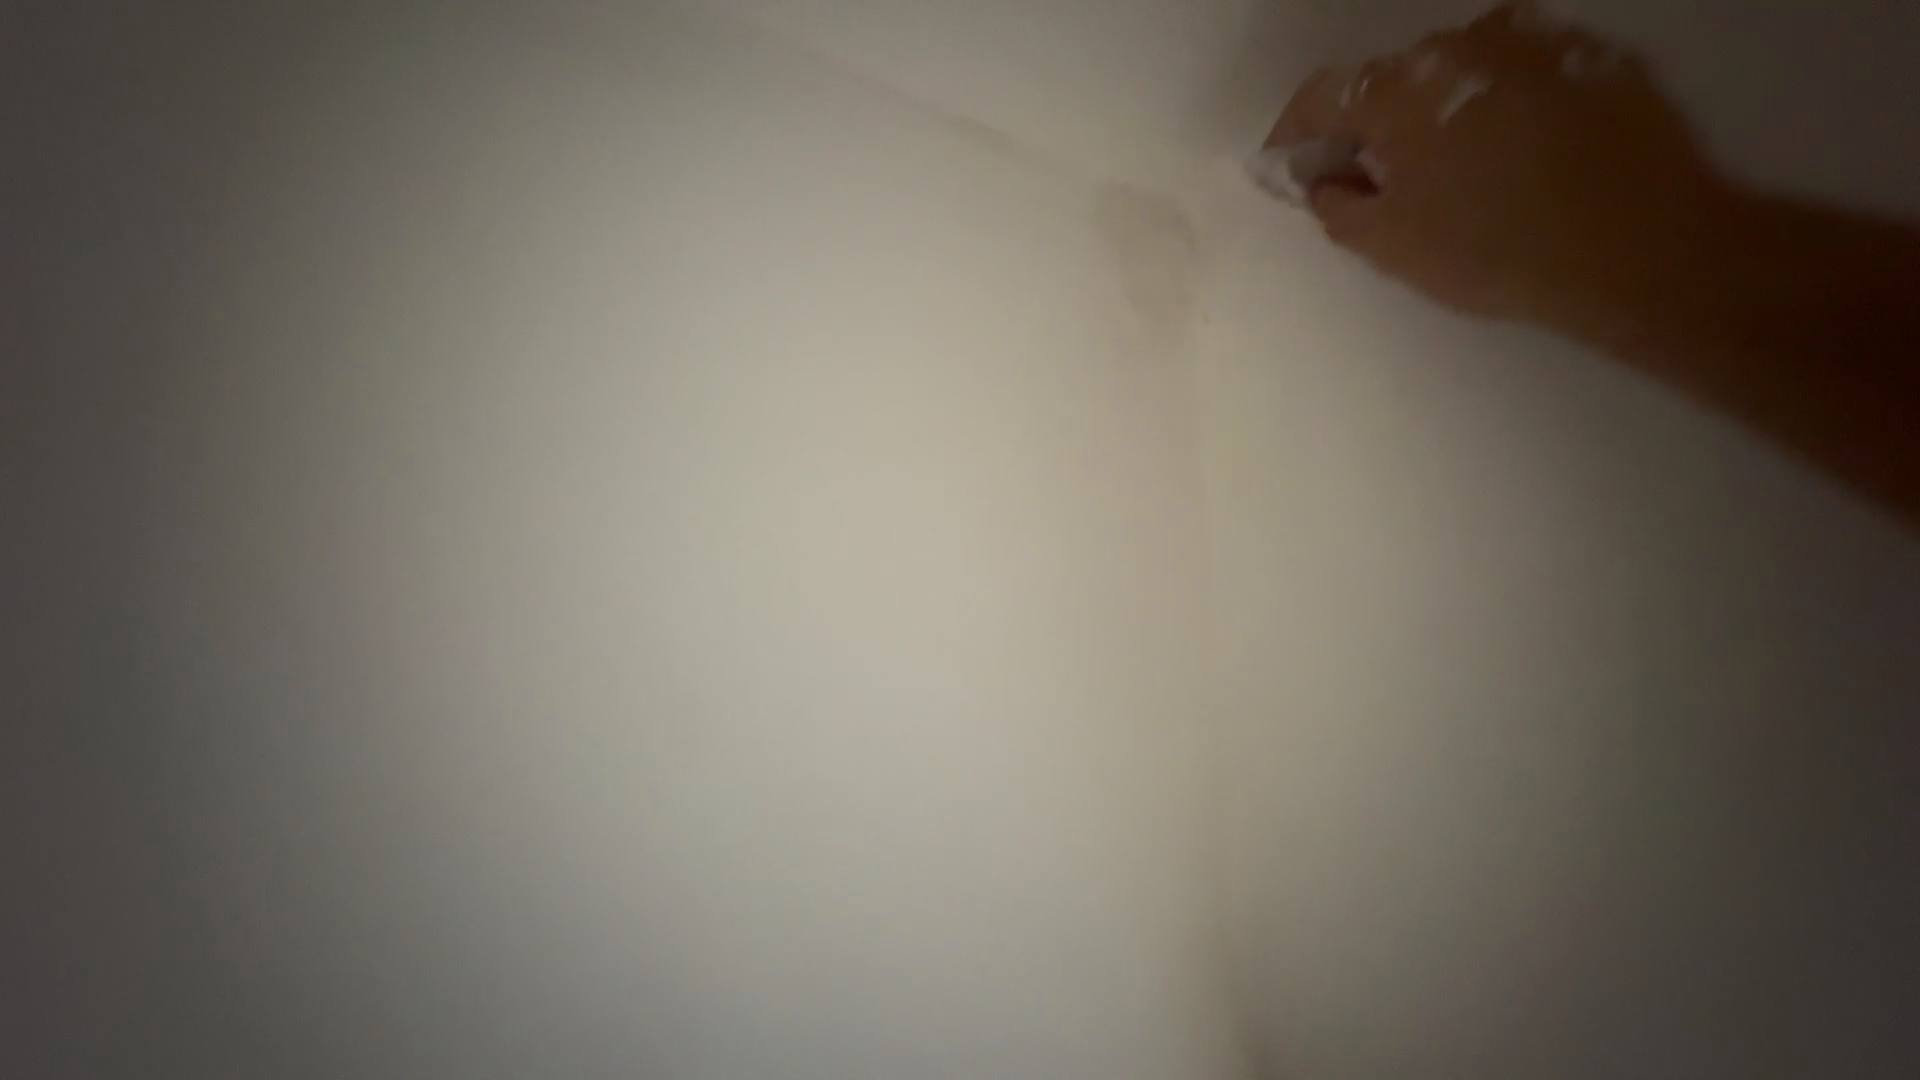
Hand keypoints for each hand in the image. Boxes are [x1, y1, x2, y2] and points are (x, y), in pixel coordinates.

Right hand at [1267, 2, 1732, 336]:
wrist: (1638, 245)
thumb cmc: (1490, 248)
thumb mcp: (1388, 244)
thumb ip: (1336, 205)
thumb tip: (1321, 181)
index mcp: (1402, 87)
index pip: (1322, 96)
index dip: (1292, 136)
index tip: (1284, 170)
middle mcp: (1465, 40)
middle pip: (1388, 81)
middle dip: (1364, 126)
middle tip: (1360, 178)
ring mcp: (1536, 39)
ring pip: (1454, 72)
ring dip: (1428, 112)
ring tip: (1436, 167)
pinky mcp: (1593, 55)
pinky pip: (1512, 74)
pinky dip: (1487, 106)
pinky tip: (1499, 155)